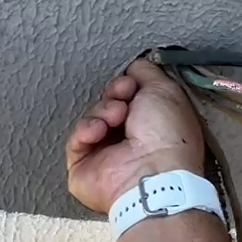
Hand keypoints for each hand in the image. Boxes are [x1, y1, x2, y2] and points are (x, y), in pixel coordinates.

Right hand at [65, 59, 205, 212]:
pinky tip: (98, 131)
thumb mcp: (164, 89)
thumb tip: (133, 67)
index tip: (131, 84)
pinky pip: (76, 138)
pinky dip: (86, 129)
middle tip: (123, 100)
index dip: (128, 83)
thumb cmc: (166, 134)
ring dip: (102, 111)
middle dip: (114, 94)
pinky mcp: (83, 166)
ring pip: (92, 116)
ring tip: (116, 118)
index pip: (130, 93)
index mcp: (152, 122)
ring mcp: (106, 153)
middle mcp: (130, 137)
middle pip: (109, 101)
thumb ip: (146, 72)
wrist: (150, 174)